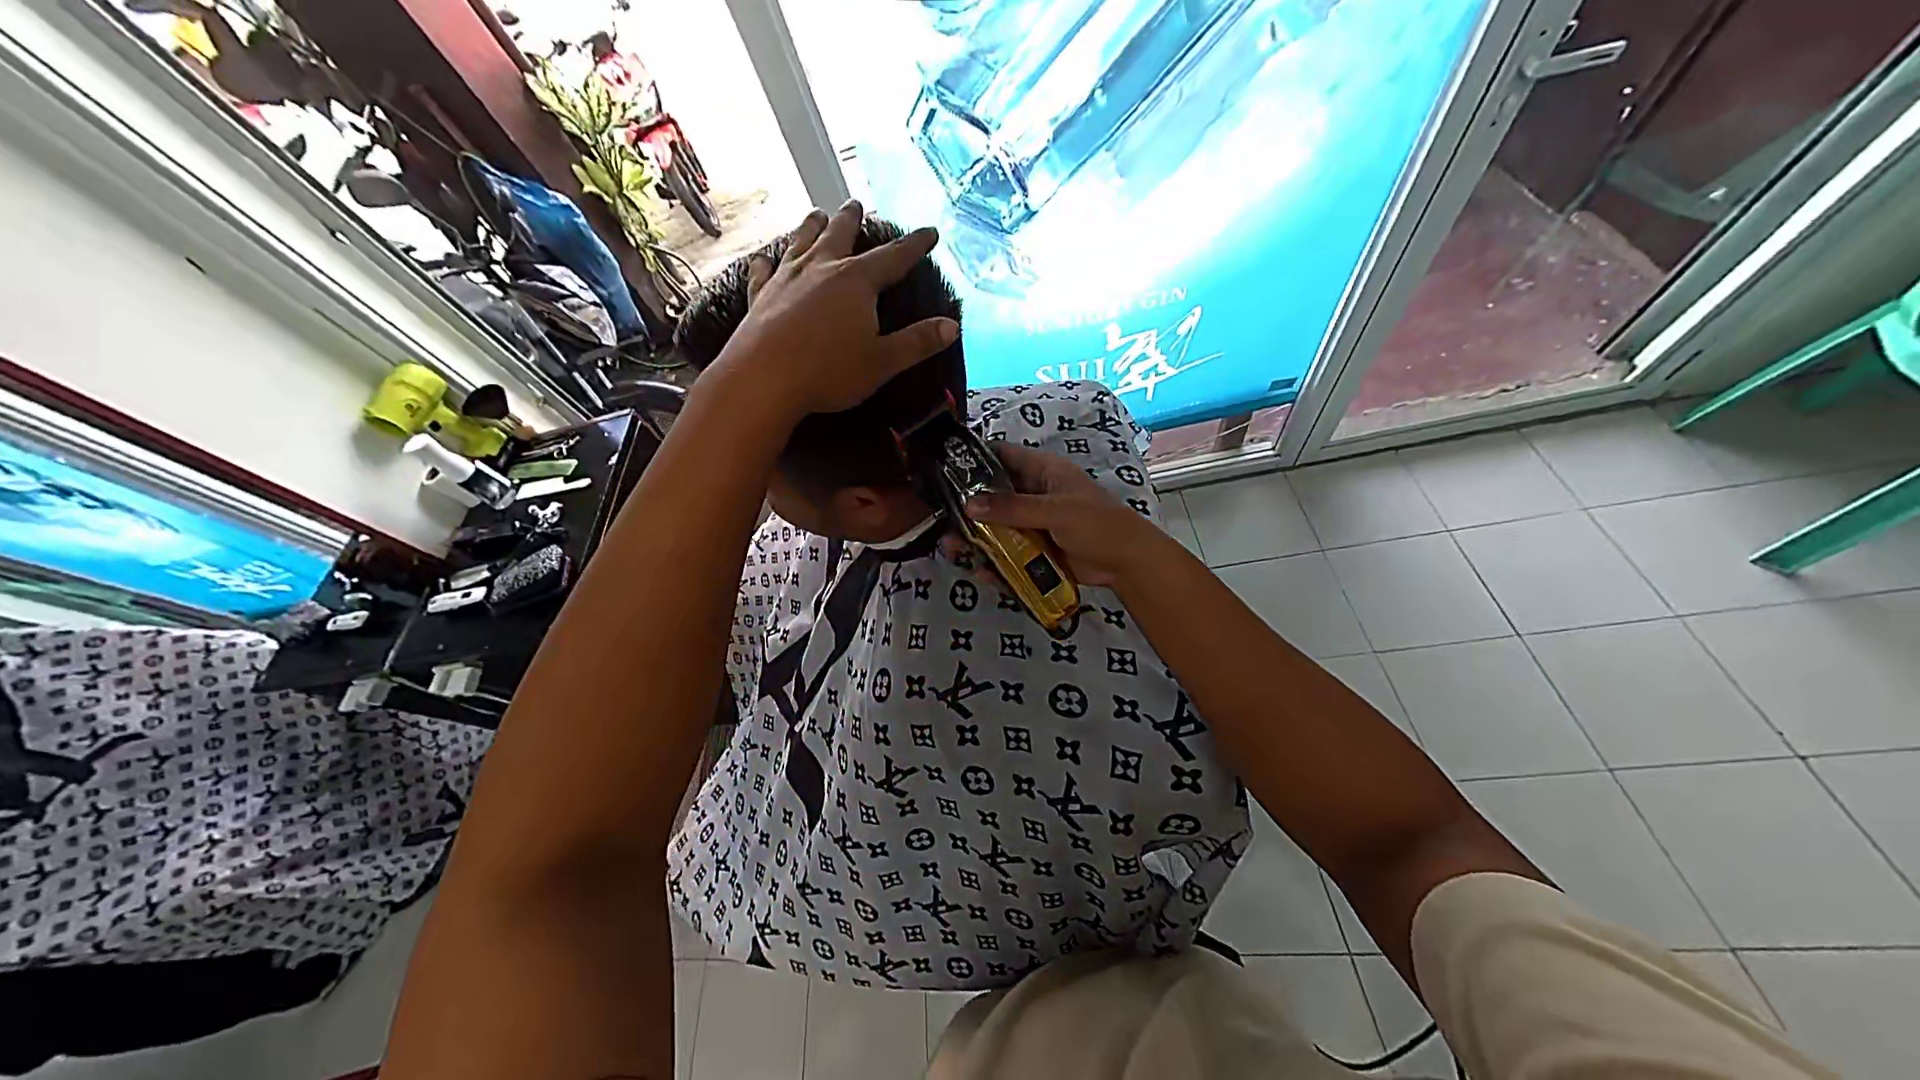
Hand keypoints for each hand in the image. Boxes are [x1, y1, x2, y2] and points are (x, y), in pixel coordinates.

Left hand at [712, 201, 957, 419]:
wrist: (763, 380)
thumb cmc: (827, 372)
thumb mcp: (882, 361)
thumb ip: (917, 342)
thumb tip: (951, 326)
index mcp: (856, 282)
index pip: (893, 257)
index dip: (914, 245)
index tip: (928, 232)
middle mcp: (821, 269)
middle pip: (840, 235)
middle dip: (851, 219)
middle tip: (855, 204)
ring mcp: (786, 279)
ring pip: (801, 242)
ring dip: (810, 227)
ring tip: (815, 215)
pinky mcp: (760, 297)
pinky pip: (763, 272)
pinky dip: (766, 263)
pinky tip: (763, 259)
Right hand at [962, 444, 1173, 587]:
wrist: (1125, 563)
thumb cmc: (1097, 525)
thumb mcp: (1056, 512)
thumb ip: (1014, 508)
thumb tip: (970, 505)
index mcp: (1043, 471)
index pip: (1003, 455)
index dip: (976, 458)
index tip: (945, 469)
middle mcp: (1033, 493)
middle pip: (992, 494)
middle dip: (968, 508)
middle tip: (942, 522)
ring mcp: (1032, 522)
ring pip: (995, 526)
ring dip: (976, 538)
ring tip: (954, 550)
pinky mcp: (1034, 548)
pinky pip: (1007, 551)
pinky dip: (994, 561)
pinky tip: (982, 572)